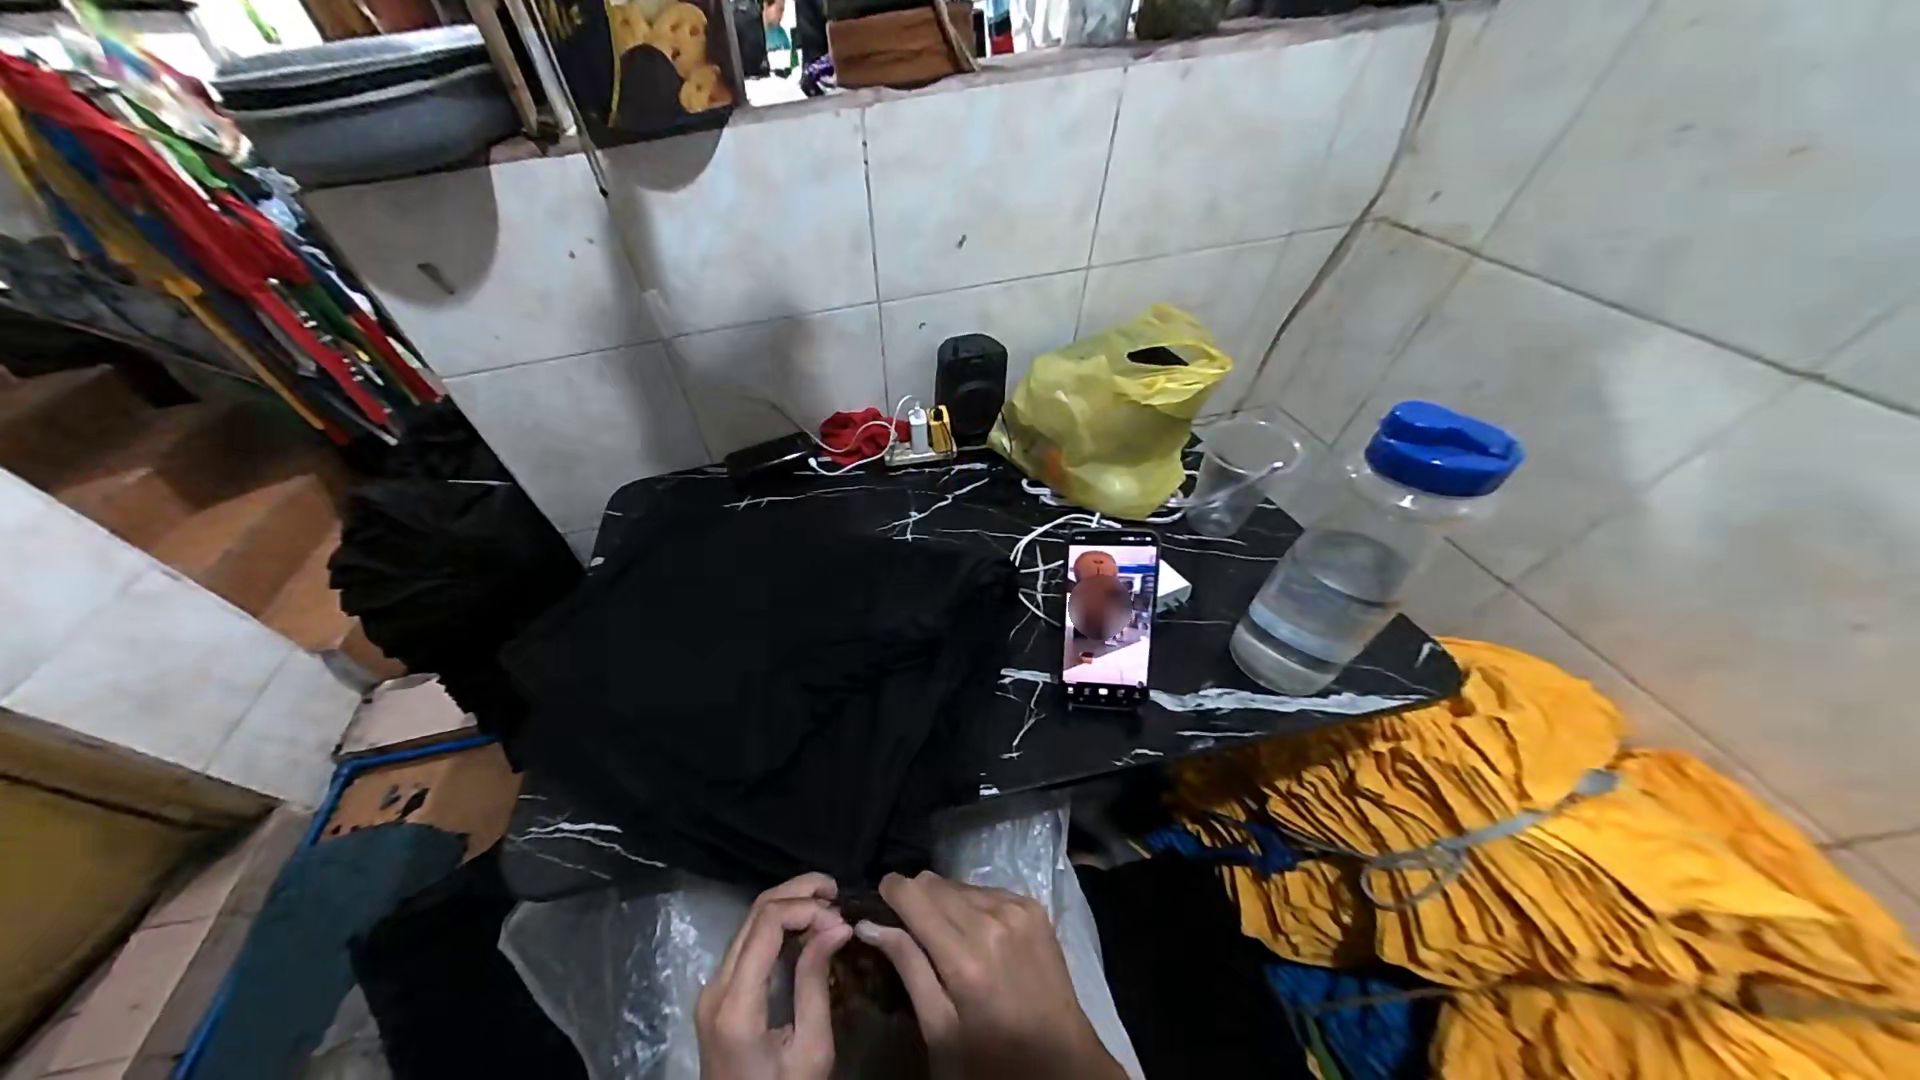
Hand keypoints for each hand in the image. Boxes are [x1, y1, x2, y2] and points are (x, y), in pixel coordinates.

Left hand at [697, 873, 854, 1079]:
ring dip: (790, 903)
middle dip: (799, 892)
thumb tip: (839, 925)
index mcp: (736, 1004)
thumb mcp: (811, 1050)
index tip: (840, 920)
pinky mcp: (719, 993)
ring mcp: (713, 989)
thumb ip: (816, 982)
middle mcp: (715, 986)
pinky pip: (749, 941)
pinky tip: (808, 926)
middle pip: (756, 912)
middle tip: (837, 892)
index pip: (767, 922)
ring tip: (828, 905)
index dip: (806, 907)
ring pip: (751, 921)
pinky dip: (780, 924)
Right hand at [856, 871, 1125, 1079]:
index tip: (881, 902)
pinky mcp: (1033, 906)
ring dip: (944, 901)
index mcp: (964, 957)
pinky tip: (978, 935)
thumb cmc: (992, 1057)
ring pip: (959, 883)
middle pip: (934, 882)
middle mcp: (991, 920)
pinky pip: (986, 890)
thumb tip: (870, 924)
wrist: (1062, 1061)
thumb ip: (907, 967)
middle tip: (911, 929)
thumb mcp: (940, 1029)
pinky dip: (973, 905)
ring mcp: (1017, 908)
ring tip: (947, 937)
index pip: (913, 893)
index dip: (890, 891)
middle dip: (915, 898)